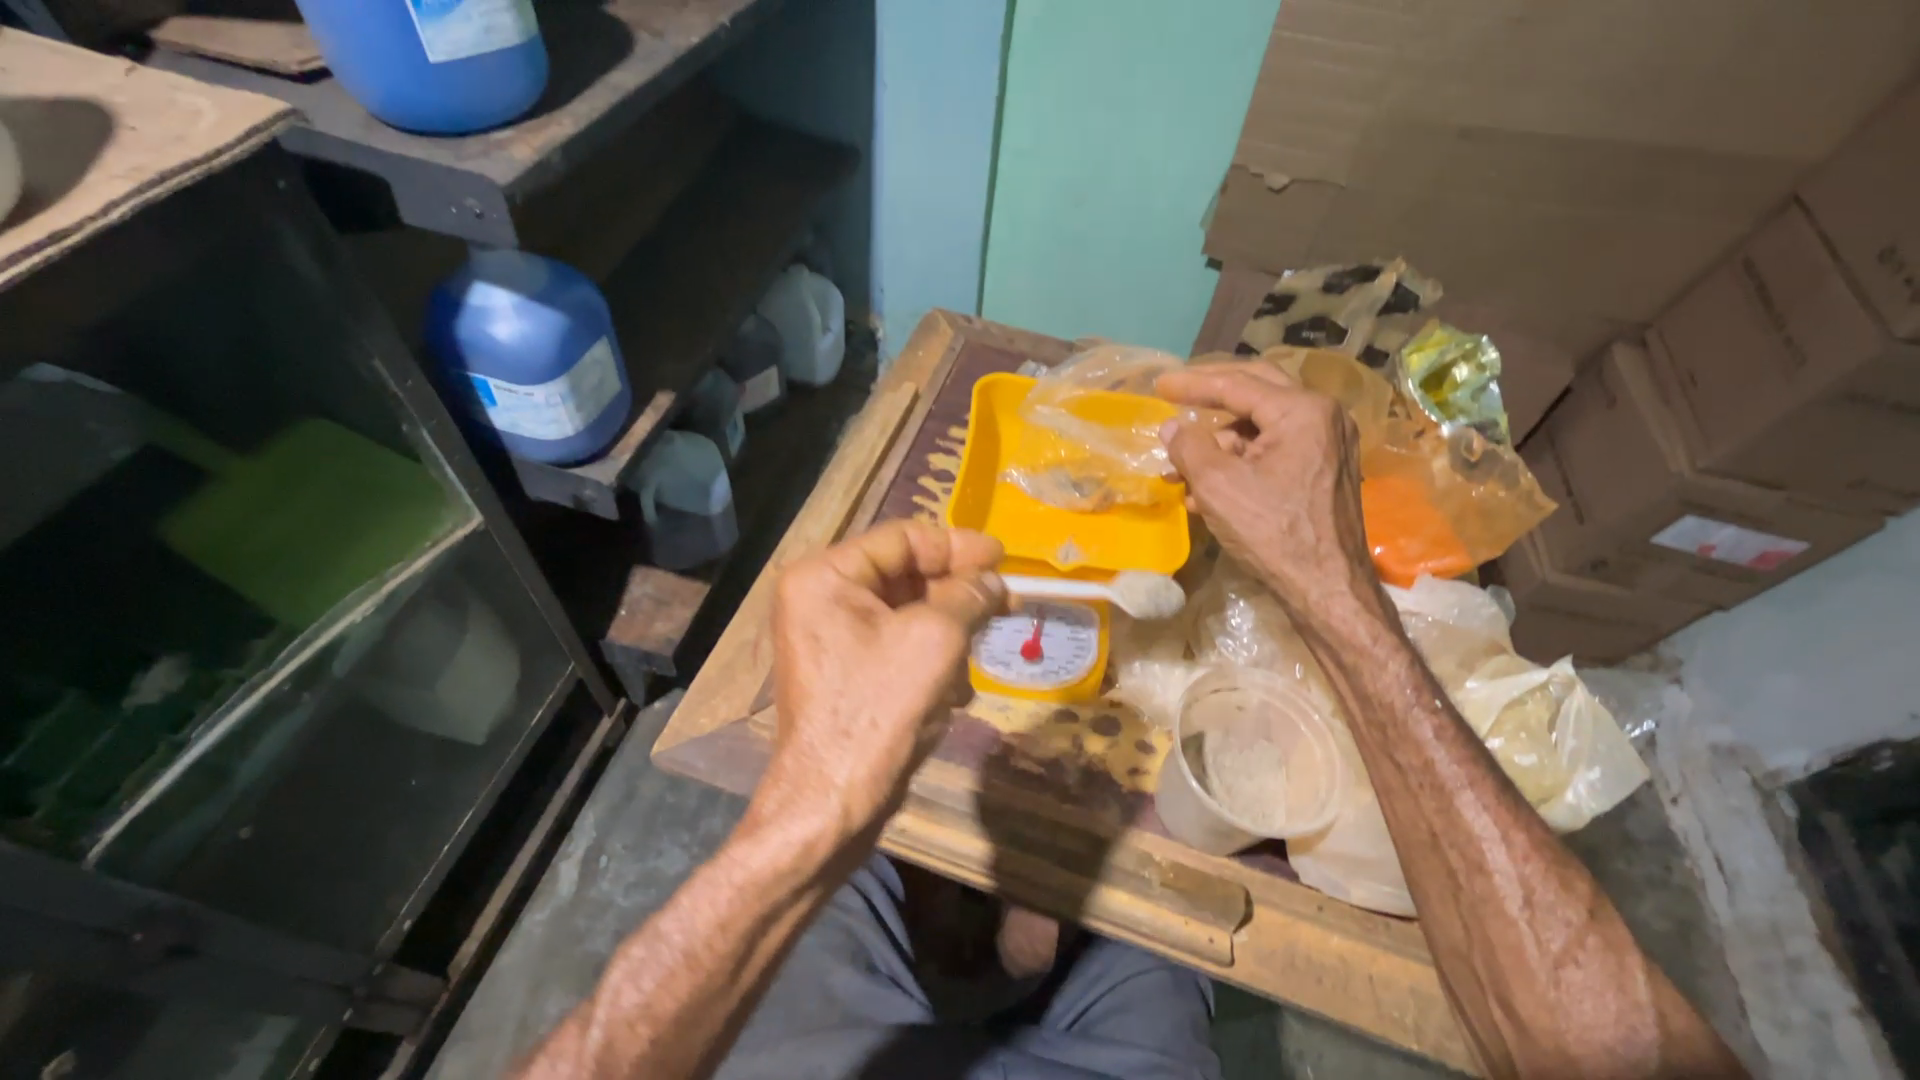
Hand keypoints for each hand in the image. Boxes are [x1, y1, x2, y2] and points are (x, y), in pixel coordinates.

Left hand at [760, 520, 1007, 841]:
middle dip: (956, 593)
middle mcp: (819, 600)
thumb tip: (995, 580)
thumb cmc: (879, 708)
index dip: (956, 545)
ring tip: (977, 653)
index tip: (1002, 557)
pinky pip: (895, 648)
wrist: (833, 800)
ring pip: (905, 615)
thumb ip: (969, 596)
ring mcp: (829, 640)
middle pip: (904, 576)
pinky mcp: (843, 675)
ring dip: (948, 632)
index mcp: (825, 577)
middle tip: (1006, 600)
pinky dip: (929, 660)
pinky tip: (953, 691)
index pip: (901, 538)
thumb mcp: (936, 639)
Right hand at [1156, 362, 1377, 622]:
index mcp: (1302, 411)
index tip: (1160, 385)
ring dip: (1222, 438)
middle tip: (1177, 394)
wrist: (1326, 585)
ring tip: (1183, 460)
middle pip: (1256, 391)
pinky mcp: (1325, 470)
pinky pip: (1277, 449)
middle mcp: (1323, 417)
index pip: (1237, 384)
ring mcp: (1329, 444)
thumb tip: (1172, 427)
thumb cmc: (1271, 531)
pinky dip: (1242, 459)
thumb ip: (1189, 446)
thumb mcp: (1218, 485)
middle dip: (1212, 396)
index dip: (1193, 384)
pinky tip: (1209, 484)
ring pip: (1264, 425)